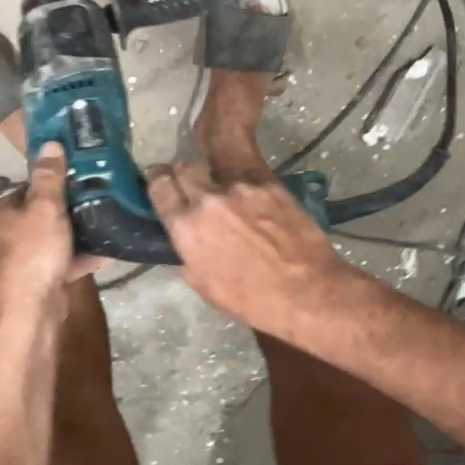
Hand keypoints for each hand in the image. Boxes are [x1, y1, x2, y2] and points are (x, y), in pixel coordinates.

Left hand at [0, 143, 106, 316]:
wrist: (30, 311)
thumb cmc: (34, 252)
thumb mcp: (45, 207)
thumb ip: (50, 177)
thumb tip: (50, 143)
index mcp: (5, 211)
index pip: (30, 187)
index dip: (55, 181)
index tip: (81, 177)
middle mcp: (9, 233)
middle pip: (44, 213)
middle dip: (72, 209)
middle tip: (101, 200)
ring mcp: (24, 259)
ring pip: (56, 239)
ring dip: (80, 235)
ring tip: (108, 224)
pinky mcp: (40, 281)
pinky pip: (64, 262)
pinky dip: (82, 258)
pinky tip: (107, 254)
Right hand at [147, 162, 355, 339]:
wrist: (307, 292)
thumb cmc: (252, 300)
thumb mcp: (203, 284)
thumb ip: (186, 251)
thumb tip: (184, 236)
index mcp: (185, 226)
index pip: (158, 185)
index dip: (157, 182)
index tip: (162, 184)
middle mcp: (206, 198)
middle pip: (183, 166)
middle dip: (182, 174)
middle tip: (190, 185)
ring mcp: (238, 186)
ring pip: (213, 164)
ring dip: (213, 175)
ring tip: (223, 188)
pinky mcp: (267, 181)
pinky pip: (245, 170)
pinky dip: (241, 178)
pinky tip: (249, 191)